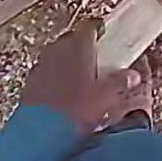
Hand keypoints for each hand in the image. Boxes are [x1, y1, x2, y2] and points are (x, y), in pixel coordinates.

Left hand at [21, 20, 140, 131]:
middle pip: (71, 39)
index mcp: (78, 47)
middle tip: (95, 55)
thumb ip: (120, 82)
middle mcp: (57, 51)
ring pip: (56, 55)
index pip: (88, 26)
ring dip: (67, 61)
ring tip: (79, 76)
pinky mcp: (29, 84)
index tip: (103, 30)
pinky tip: (63, 93)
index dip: (97, 27)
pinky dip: (54, 77)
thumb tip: (132, 76)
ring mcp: (40, 66)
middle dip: (82, 45)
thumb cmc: (76, 110)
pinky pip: (45, 73)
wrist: (42, 134)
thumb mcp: (107, 96)